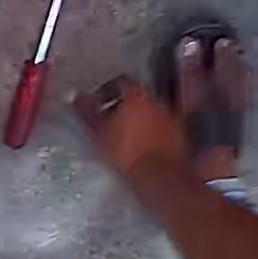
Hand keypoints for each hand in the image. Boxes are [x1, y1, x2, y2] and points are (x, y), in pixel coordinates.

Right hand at [71, 77, 185, 180]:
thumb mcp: (101, 135)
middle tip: (112, 118)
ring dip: (140, 118)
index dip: (109, 90)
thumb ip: (88, 115)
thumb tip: (77, 100)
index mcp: (136, 98)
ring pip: (151, 110)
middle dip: (125, 104)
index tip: (101, 101)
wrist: (159, 175)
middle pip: (138, 96)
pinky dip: (153, 129)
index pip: (122, 82)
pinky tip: (144, 144)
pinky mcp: (180, 132)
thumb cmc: (126, 154)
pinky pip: (162, 124)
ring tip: (128, 134)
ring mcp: (171, 116)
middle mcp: (156, 102)